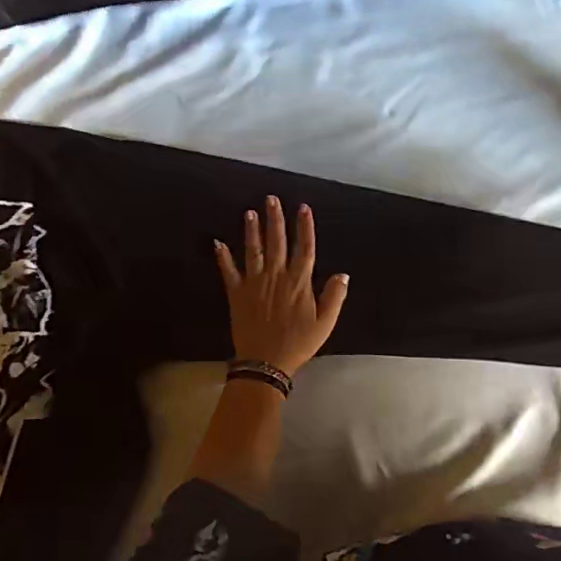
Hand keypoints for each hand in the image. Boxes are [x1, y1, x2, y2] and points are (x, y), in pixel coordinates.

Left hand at [214, 196, 349, 373]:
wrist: (266, 362)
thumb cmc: (299, 343)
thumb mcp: (325, 323)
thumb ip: (334, 296)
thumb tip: (343, 274)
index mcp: (299, 282)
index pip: (304, 248)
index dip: (304, 227)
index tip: (303, 208)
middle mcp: (276, 276)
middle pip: (277, 242)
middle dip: (275, 219)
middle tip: (271, 199)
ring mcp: (255, 283)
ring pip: (254, 250)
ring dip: (252, 231)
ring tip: (250, 213)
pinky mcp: (237, 294)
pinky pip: (229, 271)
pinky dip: (223, 257)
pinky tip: (218, 243)